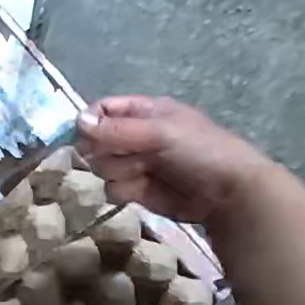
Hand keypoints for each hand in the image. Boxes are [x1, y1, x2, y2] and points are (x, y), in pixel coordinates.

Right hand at [77, 95, 275, 225]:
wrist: (227, 194)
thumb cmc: (199, 151)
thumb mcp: (159, 133)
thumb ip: (117, 129)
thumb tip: (77, 121)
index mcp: (143, 112)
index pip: (102, 110)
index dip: (89, 122)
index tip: (82, 136)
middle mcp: (134, 136)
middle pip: (95, 140)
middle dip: (104, 150)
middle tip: (125, 154)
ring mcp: (134, 164)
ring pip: (101, 166)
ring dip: (116, 170)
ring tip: (142, 172)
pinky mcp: (136, 190)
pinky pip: (111, 188)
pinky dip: (122, 190)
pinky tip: (140, 191)